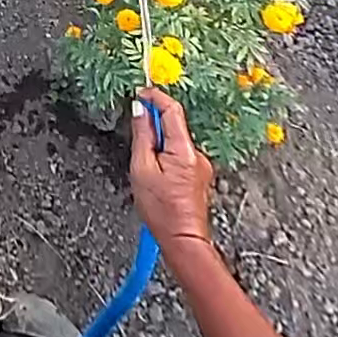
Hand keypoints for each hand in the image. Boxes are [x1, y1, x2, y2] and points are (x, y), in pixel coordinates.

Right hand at [129, 87, 214, 254]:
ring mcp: (200, 165)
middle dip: (154, 124)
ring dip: (159, 142)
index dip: (154, 97)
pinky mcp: (199, 174)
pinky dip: (166, 154)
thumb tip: (139, 109)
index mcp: (183, 150)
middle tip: (138, 138)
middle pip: (174, 124)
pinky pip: (180, 153)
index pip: (171, 109)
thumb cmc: (162, 211)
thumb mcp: (141, 168)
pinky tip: (157, 174)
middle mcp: (196, 154)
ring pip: (175, 139)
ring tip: (147, 166)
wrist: (183, 242)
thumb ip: (142, 135)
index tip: (139, 94)